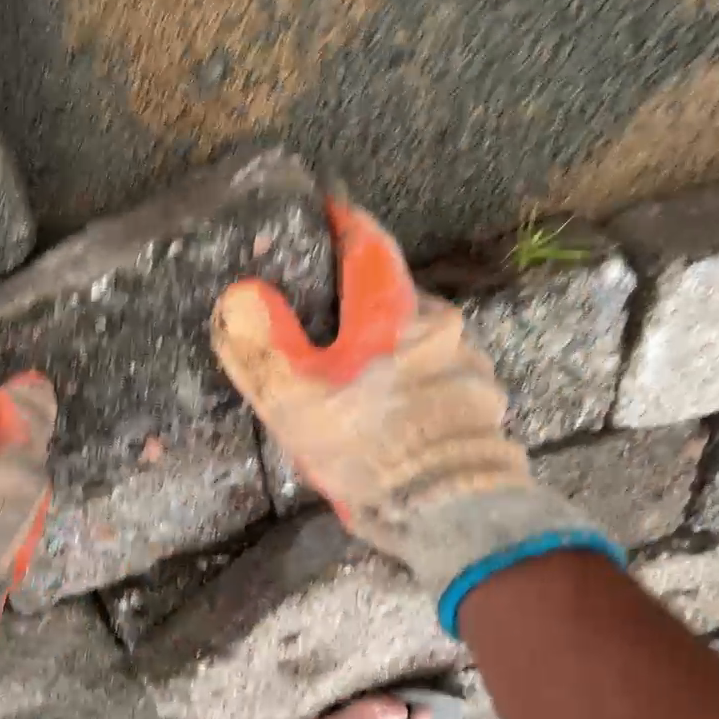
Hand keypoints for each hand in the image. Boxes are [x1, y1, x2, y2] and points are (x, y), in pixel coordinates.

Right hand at [212, 199, 619, 631]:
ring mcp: (466, 363)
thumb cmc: (365, 444)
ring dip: (382, 345)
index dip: (344, 223)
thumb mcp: (294, 395)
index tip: (326, 208)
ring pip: (413, 337)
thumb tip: (240, 294)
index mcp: (392, 312)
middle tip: (317, 322)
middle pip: (390, 295)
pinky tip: (383, 411)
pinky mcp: (478, 402)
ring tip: (347, 377)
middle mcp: (439, 324)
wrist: (447, 510)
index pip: (368, 245)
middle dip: (355, 301)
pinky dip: (405, 380)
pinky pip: (432, 374)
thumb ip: (264, 341)